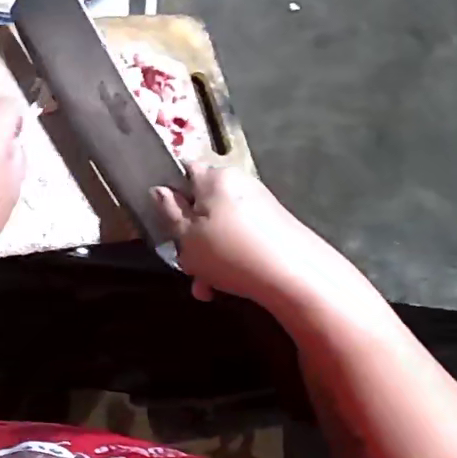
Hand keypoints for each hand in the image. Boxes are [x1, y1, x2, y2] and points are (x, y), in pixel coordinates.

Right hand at [151, 163, 343, 304]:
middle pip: (201, 205)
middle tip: (186, 264)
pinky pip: (240, 238)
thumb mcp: (185, 236)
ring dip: (208, 255)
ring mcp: (260, 205)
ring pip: (219, 227)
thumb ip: (168, 211)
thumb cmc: (230, 252)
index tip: (164, 224)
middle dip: (190, 237)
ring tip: (206, 285)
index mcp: (215, 176)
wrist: (297, 277)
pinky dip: (230, 259)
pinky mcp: (276, 226)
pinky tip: (225, 285)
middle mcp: (239, 183)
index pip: (183, 171)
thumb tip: (159, 189)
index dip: (169, 196)